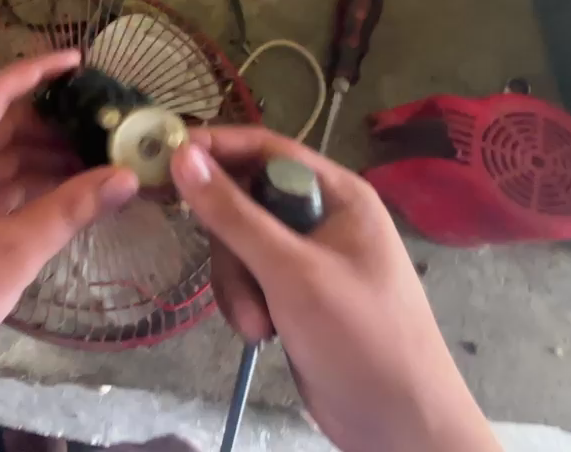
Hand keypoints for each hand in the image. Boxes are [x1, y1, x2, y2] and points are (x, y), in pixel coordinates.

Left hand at [0, 49, 139, 375]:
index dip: (38, 71)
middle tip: (104, 122)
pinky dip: (24, 180)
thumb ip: (69, 209)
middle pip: (0, 120)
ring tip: (97, 157)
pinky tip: (66, 190)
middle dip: (50, 120)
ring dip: (41, 154)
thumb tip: (125, 177)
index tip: (80, 60)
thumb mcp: (12, 251)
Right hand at [172, 126, 498, 451]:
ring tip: (257, 322)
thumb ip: (233, 213)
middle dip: (229, 243)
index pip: (263, 148)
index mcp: (337, 194)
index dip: (214, 148)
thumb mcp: (291, 272)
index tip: (167, 158)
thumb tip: (181, 154)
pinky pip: (243, 272)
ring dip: (235, 281)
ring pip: (236, 239)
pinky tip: (262, 331)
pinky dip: (243, 300)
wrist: (404, 436)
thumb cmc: (362, 341)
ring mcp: (305, 254)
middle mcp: (320, 215)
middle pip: (241, 197)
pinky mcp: (291, 289)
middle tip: (231, 274)